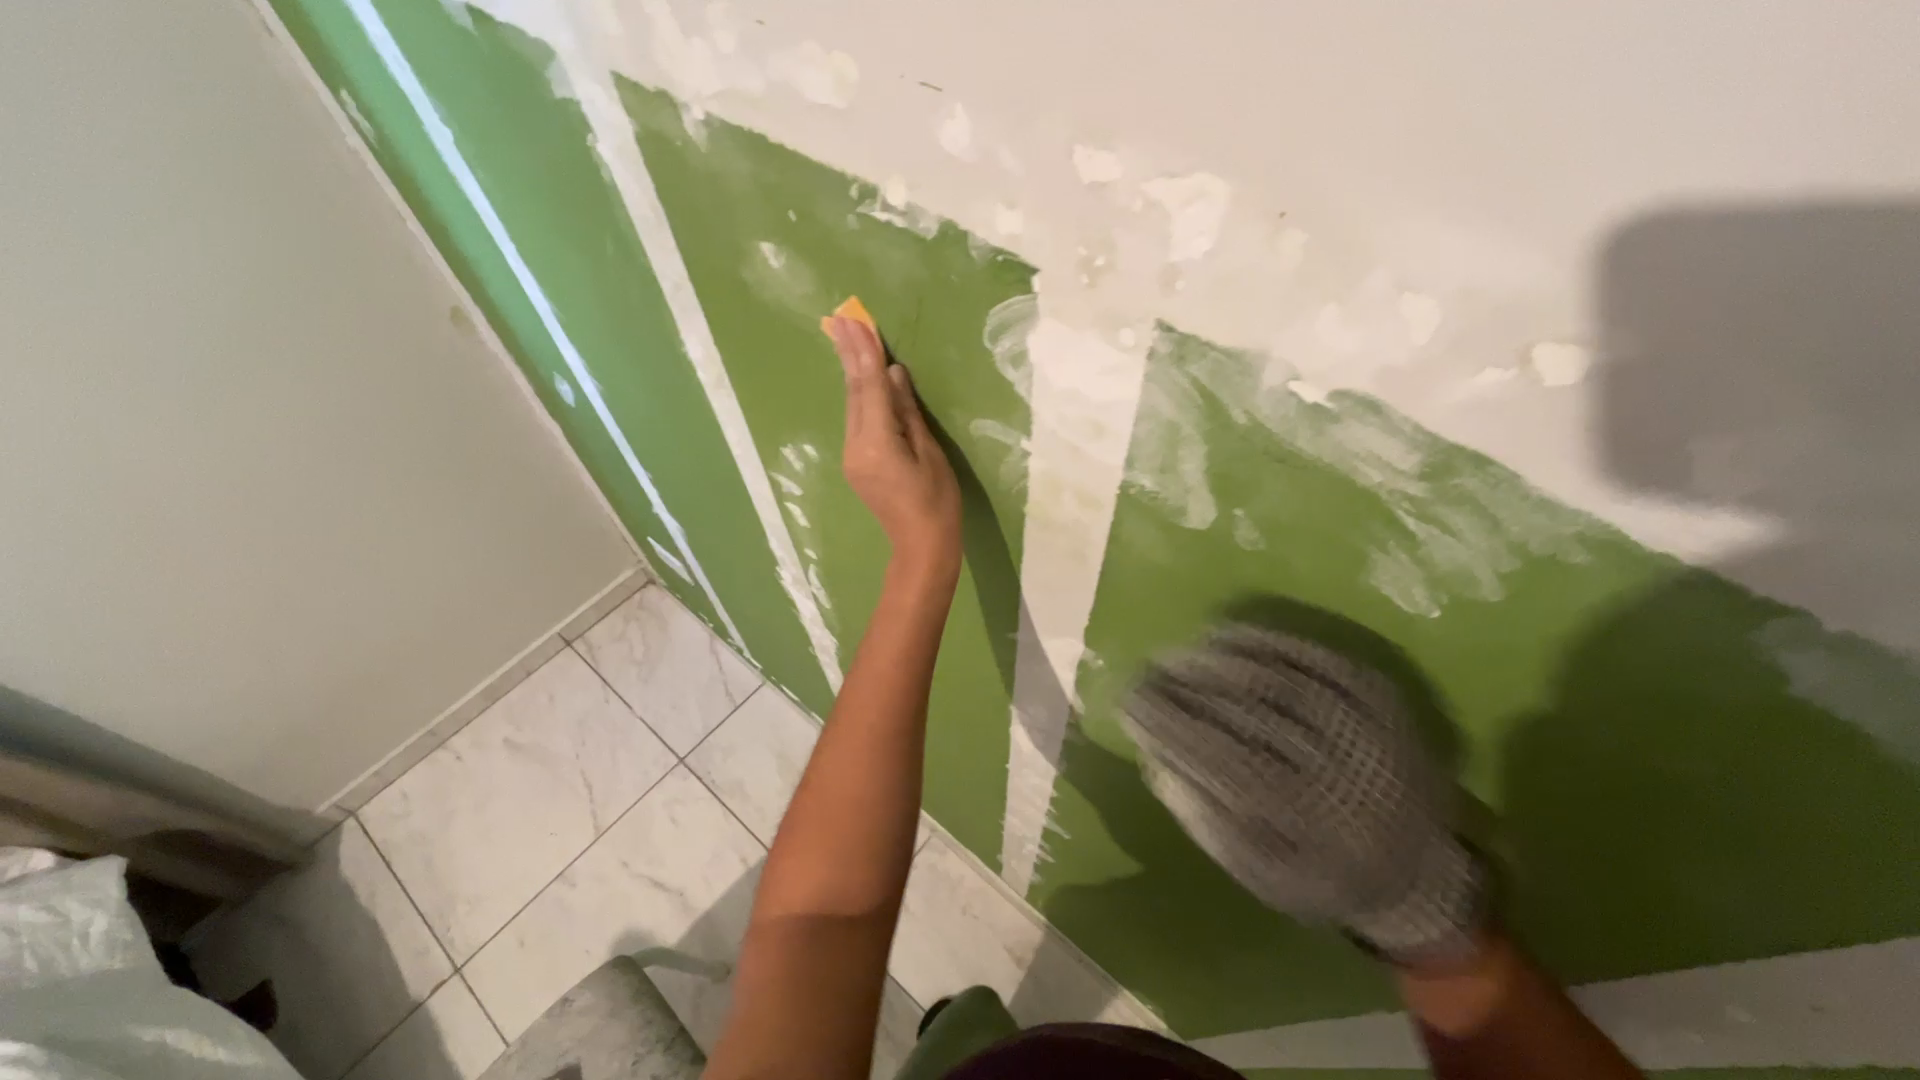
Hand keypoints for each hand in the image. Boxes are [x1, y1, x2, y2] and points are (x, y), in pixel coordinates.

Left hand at [825, 315, 961, 577]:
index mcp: (877, 443)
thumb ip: (908, 412)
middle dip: (849, 354)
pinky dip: (859, 395)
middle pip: (854, 392)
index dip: (865, 353)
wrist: (921, 547)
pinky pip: (857, 421)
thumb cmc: (937, 502)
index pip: (870, 387)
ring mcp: (852, 457)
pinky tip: (861, 377)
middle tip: (840, 318)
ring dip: (851, 371)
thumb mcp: (930, 453)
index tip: (856, 322)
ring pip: (853, 406)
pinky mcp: (856, 464)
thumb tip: (894, 374)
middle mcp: (855, 447)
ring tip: (845, 336)